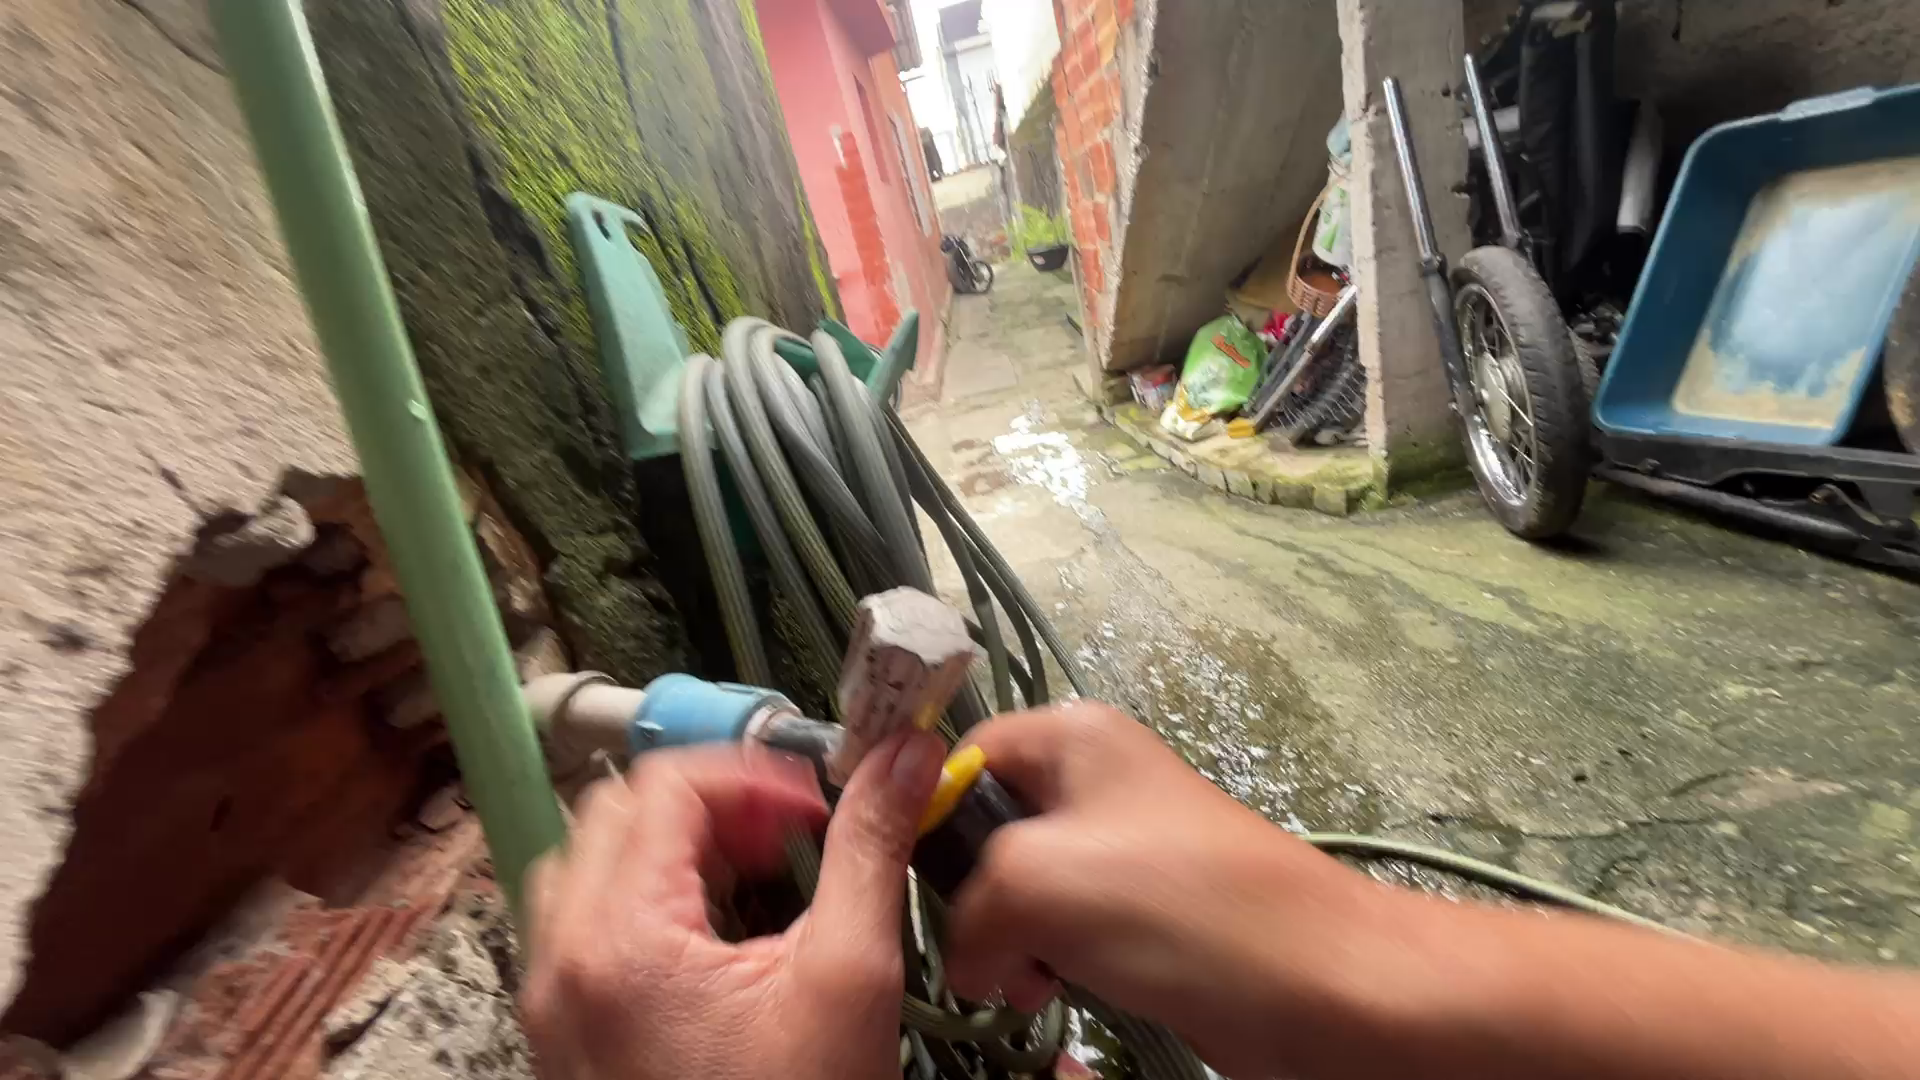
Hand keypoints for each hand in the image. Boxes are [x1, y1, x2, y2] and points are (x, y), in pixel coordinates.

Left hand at [521, 732, 946, 1079]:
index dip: (754, 774)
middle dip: (720, 800)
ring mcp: (560, 998)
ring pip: (604, 856)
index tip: (815, 803)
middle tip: (790, 829)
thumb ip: (872, 846)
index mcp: (619, 941)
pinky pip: (598, 912)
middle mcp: (565, 963)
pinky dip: (662, 884)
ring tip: (760, 867)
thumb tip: (905, 757)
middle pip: (626, 809)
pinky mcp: (576, 1023)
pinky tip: (724, 919)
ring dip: (685, 838)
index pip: (668, 784)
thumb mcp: (850, 976)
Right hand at [943, 703, 1389, 1078]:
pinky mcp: (1142, 895)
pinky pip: (1066, 912)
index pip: (968, 753)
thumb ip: (966, 905)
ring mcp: (1121, 836)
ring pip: (1025, 876)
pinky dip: (1048, 949)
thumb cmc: (1171, 905)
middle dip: (975, 889)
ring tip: (1021, 979)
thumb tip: (965, 953)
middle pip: (994, 819)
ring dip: (1010, 932)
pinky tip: (1053, 987)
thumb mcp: (1038, 883)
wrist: (1321, 984)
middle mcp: (1094, 772)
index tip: (908, 881)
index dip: (931, 813)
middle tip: (980, 947)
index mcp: (1072, 735)